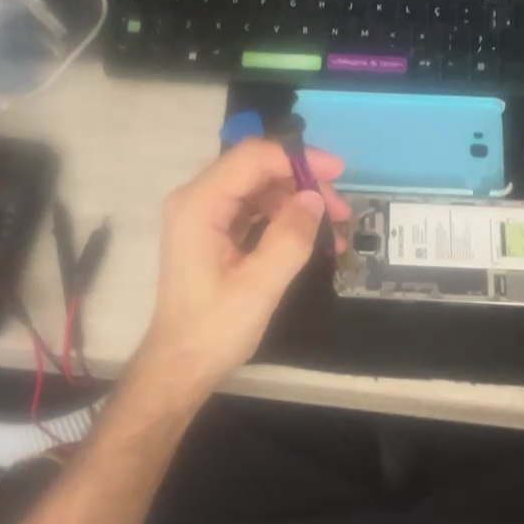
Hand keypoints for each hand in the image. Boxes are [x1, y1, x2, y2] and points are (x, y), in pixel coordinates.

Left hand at [132, 140, 350, 400]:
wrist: (181, 364)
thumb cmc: (214, 329)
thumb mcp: (259, 286)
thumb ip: (289, 238)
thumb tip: (315, 200)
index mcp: (199, 205)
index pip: (252, 158)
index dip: (299, 159)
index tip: (338, 175)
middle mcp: (196, 201)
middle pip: (256, 169)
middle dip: (302, 183)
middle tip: (341, 213)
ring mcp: (203, 217)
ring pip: (258, 190)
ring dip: (297, 203)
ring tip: (334, 232)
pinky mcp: (212, 234)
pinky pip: (252, 212)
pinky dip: (283, 220)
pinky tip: (311, 239)